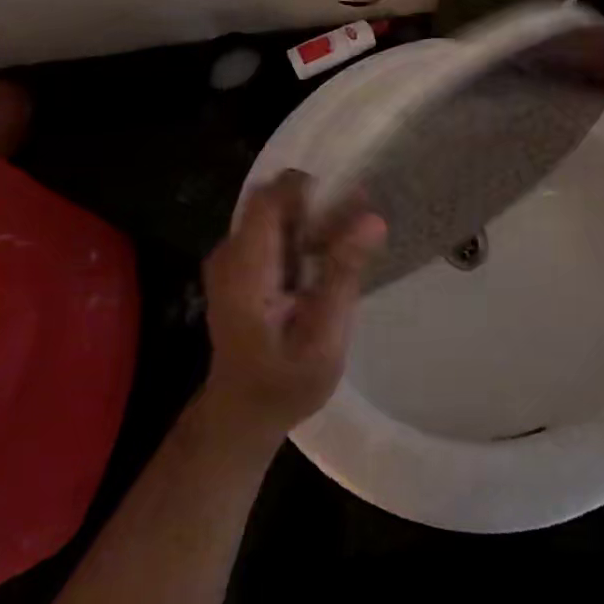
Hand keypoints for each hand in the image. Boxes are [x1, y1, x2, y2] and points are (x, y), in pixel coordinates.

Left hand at [200, 170, 385, 443]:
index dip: (311, 189)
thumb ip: (343, 274)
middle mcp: (230, 254)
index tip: (351, 203)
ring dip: (315, 221)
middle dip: (319, 205)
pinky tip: (326, 265)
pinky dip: (304, 236)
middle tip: (357, 230)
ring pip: (277, 213)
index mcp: (245, 269)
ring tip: (347, 251)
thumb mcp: (324, 337)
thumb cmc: (286, 382)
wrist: (244, 413)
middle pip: (275, 201)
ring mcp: (232, 259)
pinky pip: (275, 231)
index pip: (270, 198)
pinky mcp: (241, 266)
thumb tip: (373, 218)